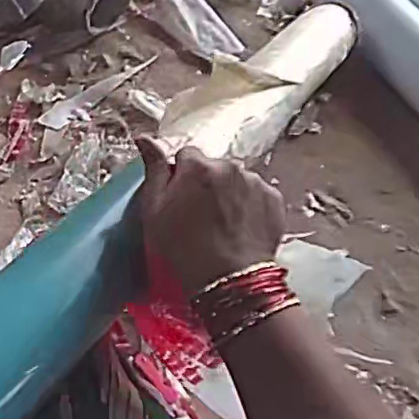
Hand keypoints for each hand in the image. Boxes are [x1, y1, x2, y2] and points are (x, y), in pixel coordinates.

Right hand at [138, 139, 286, 292]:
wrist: (227, 280)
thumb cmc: (183, 248)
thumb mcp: (154, 210)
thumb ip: (154, 169)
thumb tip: (144, 138)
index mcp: (198, 165)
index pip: (186, 155)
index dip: (181, 176)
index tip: (180, 198)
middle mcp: (230, 166)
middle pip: (214, 167)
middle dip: (208, 184)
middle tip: (201, 216)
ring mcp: (255, 182)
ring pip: (237, 180)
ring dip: (230, 194)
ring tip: (223, 225)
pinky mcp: (274, 200)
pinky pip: (257, 195)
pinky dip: (250, 206)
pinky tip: (240, 229)